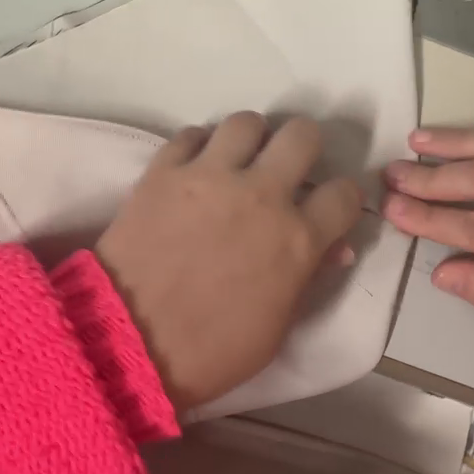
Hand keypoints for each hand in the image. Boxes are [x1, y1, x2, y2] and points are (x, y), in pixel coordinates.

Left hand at [97, 112, 362, 411]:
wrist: (128, 342)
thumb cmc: (211, 351)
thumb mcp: (275, 329)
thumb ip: (306, 279)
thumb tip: (331, 248)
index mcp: (298, 239)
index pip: (344, 193)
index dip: (341, 200)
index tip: (326, 209)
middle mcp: (261, 194)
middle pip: (302, 135)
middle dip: (302, 149)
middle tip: (284, 171)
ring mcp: (209, 176)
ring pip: (246, 122)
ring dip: (249, 141)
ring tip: (236, 164)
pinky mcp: (162, 171)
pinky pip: (190, 134)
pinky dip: (197, 148)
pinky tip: (192, 170)